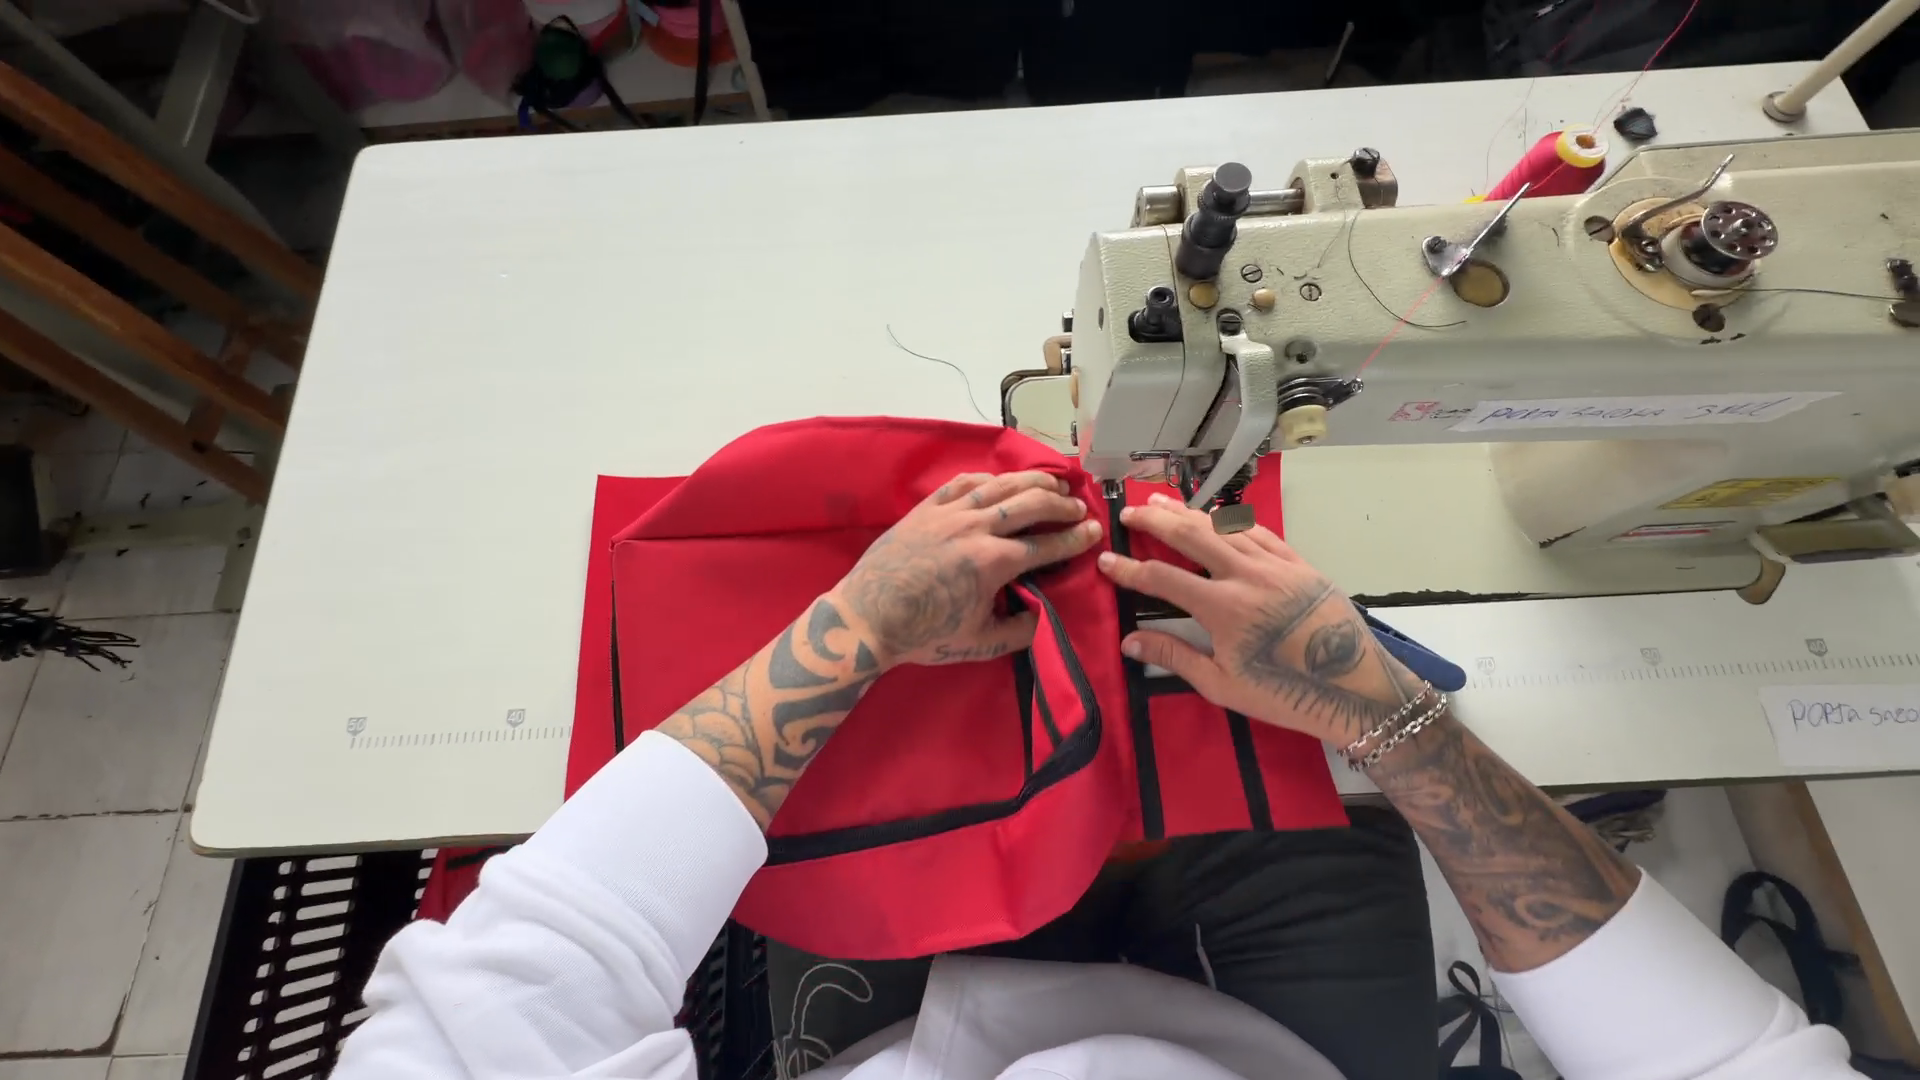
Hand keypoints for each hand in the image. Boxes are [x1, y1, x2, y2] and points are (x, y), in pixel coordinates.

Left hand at [832, 470, 1103, 668]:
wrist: (868, 617)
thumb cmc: (923, 634)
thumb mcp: (980, 644)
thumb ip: (1020, 631)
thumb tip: (1044, 617)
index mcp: (993, 562)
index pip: (1047, 544)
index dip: (1076, 537)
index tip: (1094, 530)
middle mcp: (976, 528)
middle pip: (1031, 503)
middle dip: (1062, 503)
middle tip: (1078, 507)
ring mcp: (949, 513)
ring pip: (1001, 485)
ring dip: (1033, 481)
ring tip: (1053, 482)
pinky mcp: (926, 507)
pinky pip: (964, 482)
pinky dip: (990, 478)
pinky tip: (1002, 481)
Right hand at [1096, 492, 1419, 745]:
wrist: (1358, 690)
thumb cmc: (1285, 694)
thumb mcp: (1222, 685)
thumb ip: (1175, 657)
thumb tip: (1129, 642)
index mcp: (1224, 609)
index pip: (1162, 579)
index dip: (1128, 569)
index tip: (1105, 561)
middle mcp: (1247, 576)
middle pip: (1191, 535)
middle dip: (1155, 521)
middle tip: (1130, 512)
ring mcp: (1276, 565)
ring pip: (1224, 526)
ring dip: (1189, 512)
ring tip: (1162, 503)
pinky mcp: (1299, 563)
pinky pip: (1259, 531)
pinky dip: (1231, 519)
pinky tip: (1215, 514)